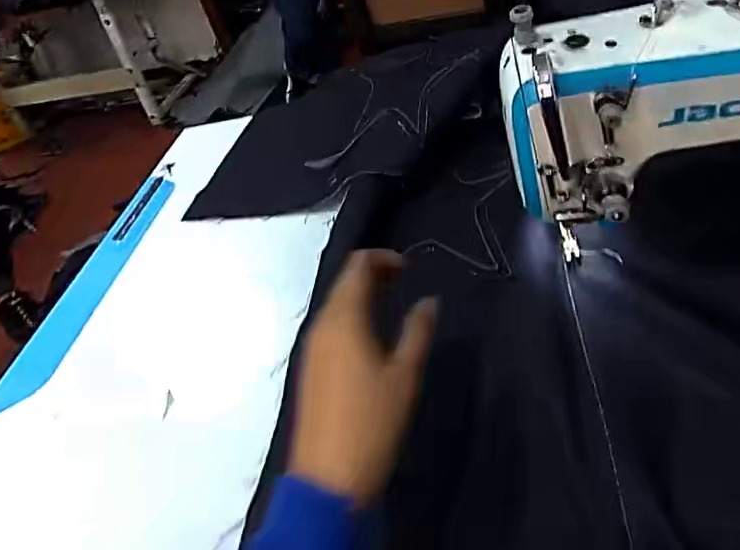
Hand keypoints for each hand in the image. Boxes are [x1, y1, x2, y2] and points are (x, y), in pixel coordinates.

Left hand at [289, 250, 437, 505]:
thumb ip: (418, 329)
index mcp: (343, 319)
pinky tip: (372, 335)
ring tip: (393, 304)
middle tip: (405, 280)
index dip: (383, 258)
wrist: (327, 481)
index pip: (357, 266)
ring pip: (337, 304)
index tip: (410, 267)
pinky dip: (352, 316)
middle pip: (345, 282)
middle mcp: (321, 326)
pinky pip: (331, 325)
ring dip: (363, 295)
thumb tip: (429, 300)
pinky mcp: (310, 368)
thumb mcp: (406, 373)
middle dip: (375, 274)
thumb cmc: (371, 421)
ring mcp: (312, 348)